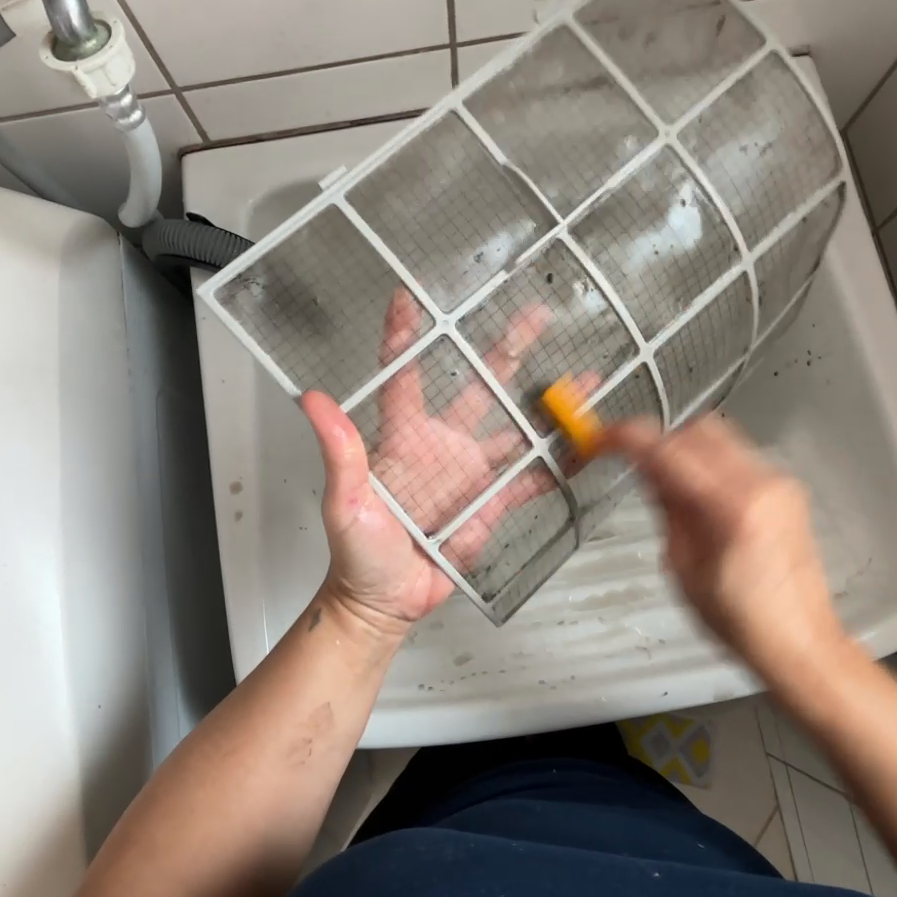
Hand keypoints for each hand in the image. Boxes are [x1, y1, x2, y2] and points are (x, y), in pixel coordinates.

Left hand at [298, 290, 553, 632]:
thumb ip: (340, 450)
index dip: (406, 336)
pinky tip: (581, 447)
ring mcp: (470, 473)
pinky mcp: (491, 503)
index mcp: (405, 437)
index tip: (409, 297)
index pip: (404, 375)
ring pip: (515, 428)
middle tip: (537, 315)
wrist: (387, 599)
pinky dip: (555, 465)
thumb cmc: (357, 552)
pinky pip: (528, 478)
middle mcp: (442, 445)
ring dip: (546, 406)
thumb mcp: (345, 500)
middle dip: (508, 349)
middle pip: (479, 387)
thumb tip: (313, 400)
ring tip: (583, 379)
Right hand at [605, 413, 845, 669]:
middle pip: (697, 429)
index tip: (605, 439)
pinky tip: (699, 497)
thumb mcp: (682, 568)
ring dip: (685, 450)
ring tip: (669, 487)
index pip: (669, 450)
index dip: (629, 438)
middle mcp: (762, 484)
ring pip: (719, 437)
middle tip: (637, 465)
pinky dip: (709, 464)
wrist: (801, 643)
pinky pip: (738, 456)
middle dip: (660, 440)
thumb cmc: (741, 622)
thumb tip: (648, 471)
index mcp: (731, 508)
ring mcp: (779, 483)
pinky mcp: (786, 490)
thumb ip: (666, 509)